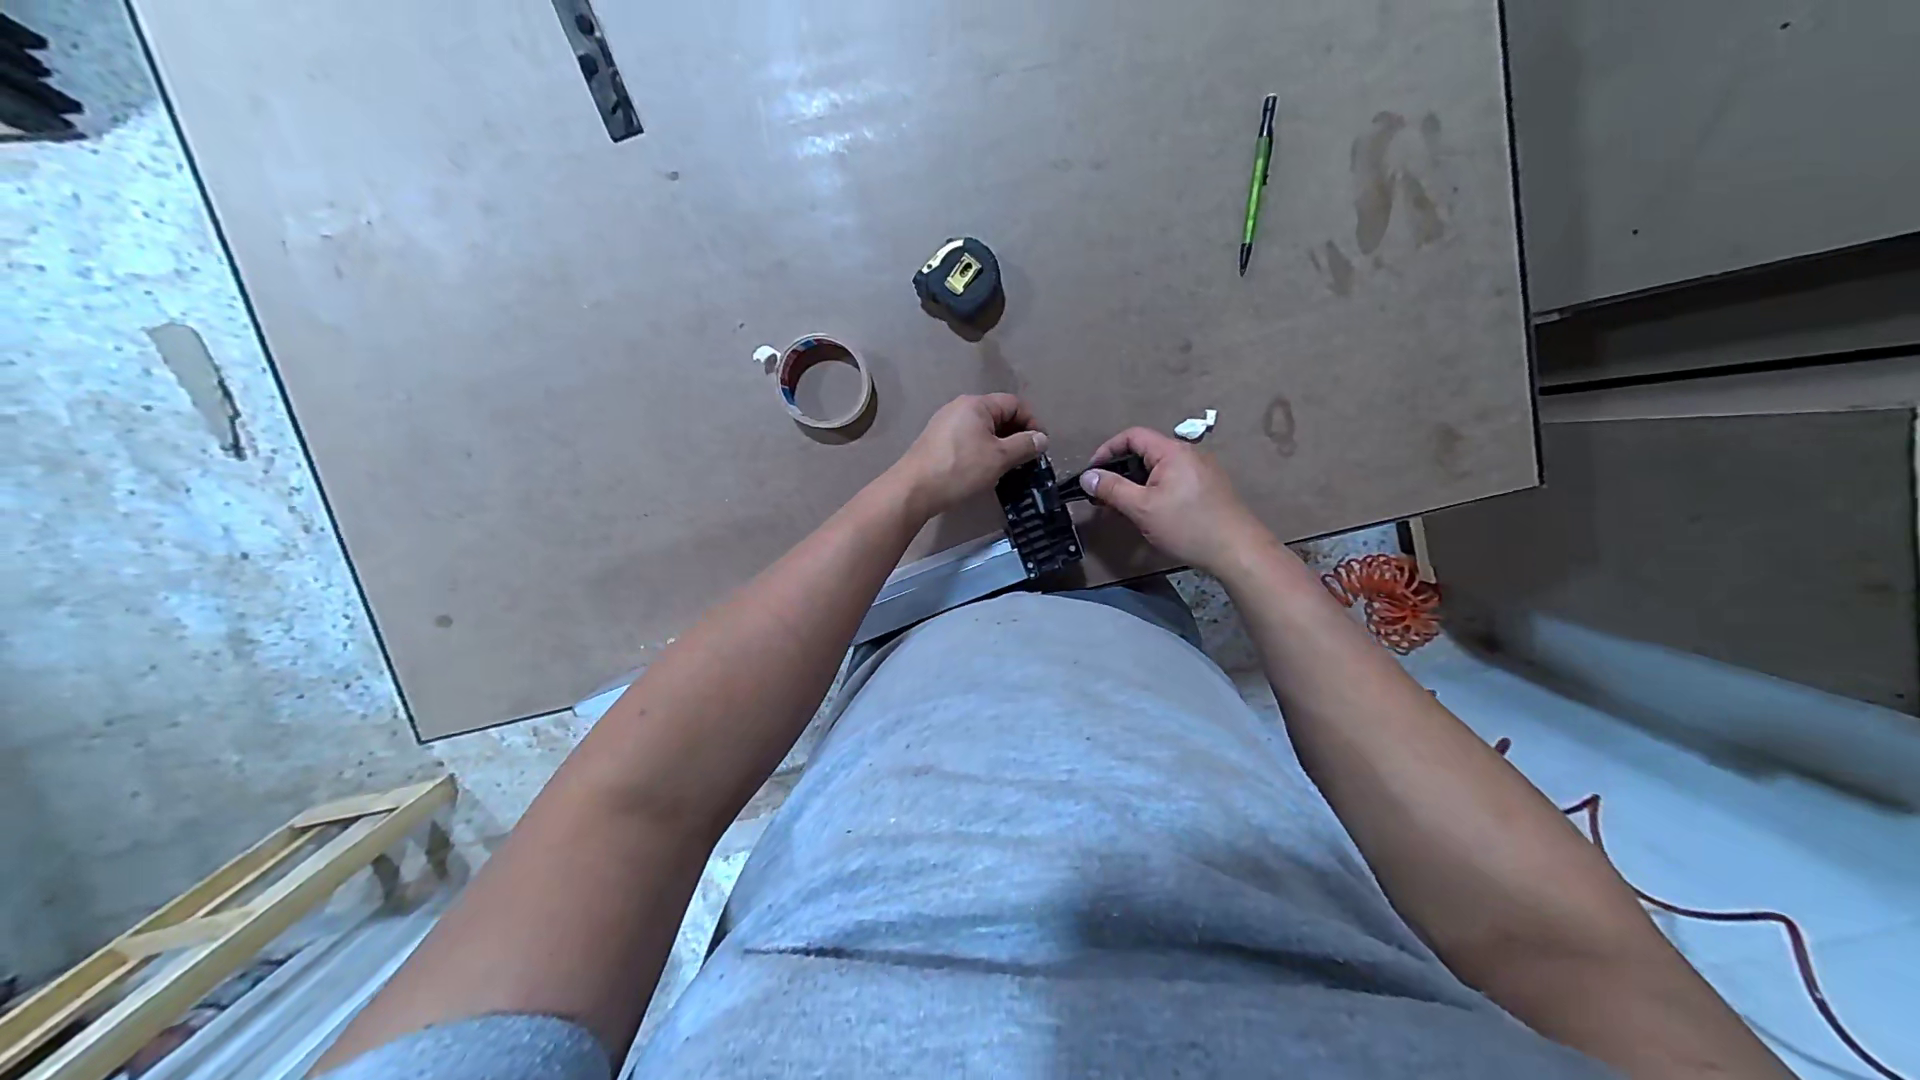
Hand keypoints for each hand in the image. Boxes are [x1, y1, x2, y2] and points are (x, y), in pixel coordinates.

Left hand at [887, 394, 1047, 518]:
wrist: (913, 489)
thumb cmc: (960, 469)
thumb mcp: (999, 458)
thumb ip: (1024, 445)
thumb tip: (1041, 438)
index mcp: (976, 404)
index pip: (1014, 404)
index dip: (1032, 423)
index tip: (1040, 447)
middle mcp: (959, 408)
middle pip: (998, 415)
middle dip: (1016, 435)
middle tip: (1026, 459)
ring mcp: (945, 424)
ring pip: (983, 430)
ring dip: (1000, 445)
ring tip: (1008, 467)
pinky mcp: (937, 441)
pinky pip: (968, 439)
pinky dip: (982, 450)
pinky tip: (984, 469)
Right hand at [1079, 427, 1272, 575]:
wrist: (1237, 550)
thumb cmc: (1188, 526)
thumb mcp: (1142, 508)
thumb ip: (1112, 489)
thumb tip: (1087, 476)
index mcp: (1172, 451)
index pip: (1132, 436)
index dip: (1107, 450)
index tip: (1092, 473)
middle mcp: (1189, 454)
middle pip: (1145, 452)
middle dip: (1119, 471)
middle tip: (1103, 496)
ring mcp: (1202, 471)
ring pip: (1159, 469)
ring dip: (1135, 484)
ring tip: (1122, 508)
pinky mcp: (1209, 488)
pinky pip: (1173, 481)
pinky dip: (1154, 491)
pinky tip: (1149, 514)